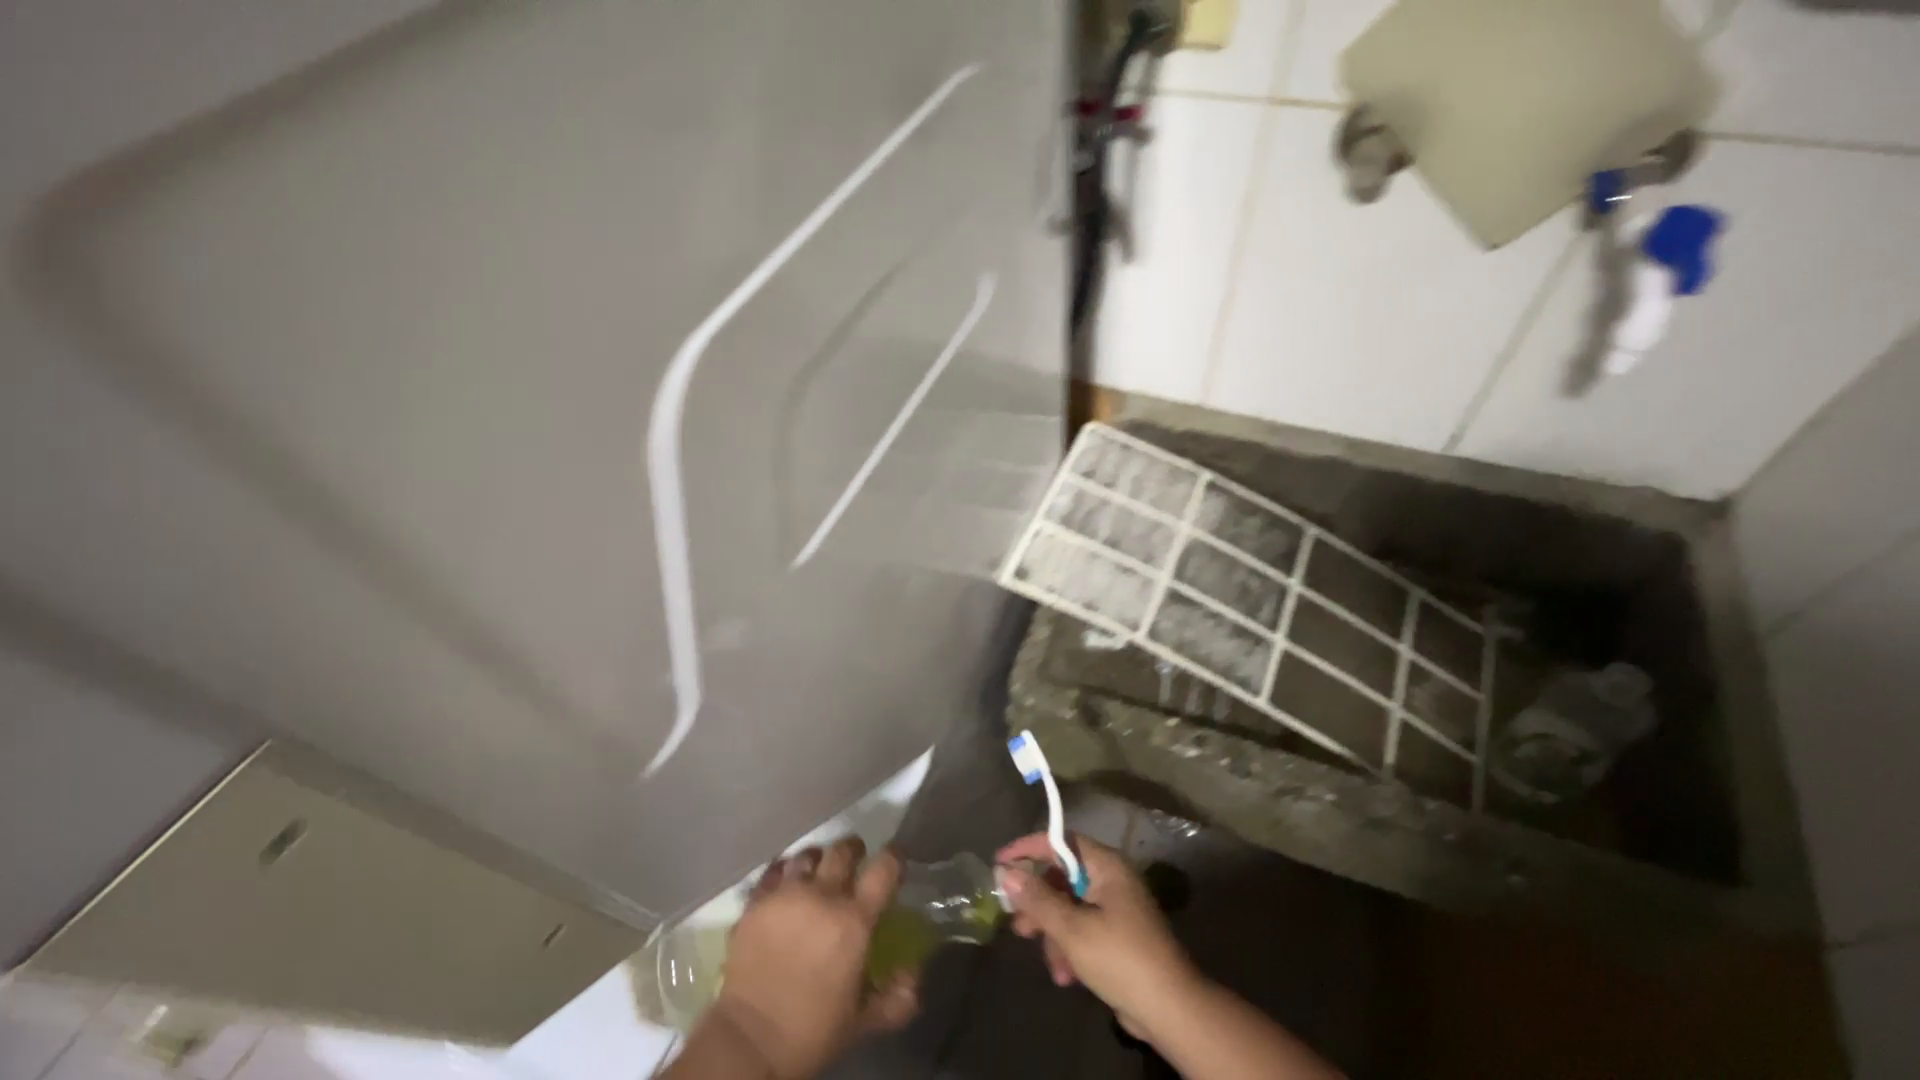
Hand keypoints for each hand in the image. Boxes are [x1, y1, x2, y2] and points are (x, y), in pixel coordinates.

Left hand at [707, 838, 918, 1077]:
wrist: (750, 1040)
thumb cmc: (813, 1030)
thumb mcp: (864, 1020)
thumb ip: (897, 998)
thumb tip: (913, 974)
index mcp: (854, 921)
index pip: (884, 869)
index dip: (894, 858)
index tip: (897, 858)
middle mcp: (821, 896)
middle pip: (842, 851)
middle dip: (854, 851)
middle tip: (856, 859)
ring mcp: (784, 896)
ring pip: (805, 856)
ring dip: (816, 860)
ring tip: (816, 871)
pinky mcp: (754, 904)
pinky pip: (772, 873)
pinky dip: (783, 874)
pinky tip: (784, 886)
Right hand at [995, 832, 1198, 1038]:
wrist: (1169, 1008)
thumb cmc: (1119, 958)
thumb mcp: (1072, 928)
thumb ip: (1038, 899)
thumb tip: (1007, 872)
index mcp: (1106, 867)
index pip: (1061, 842)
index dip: (1028, 849)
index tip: (999, 864)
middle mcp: (1112, 880)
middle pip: (1063, 878)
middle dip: (1039, 904)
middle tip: (1018, 924)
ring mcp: (1117, 909)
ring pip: (1070, 909)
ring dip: (1054, 935)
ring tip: (1050, 964)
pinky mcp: (1117, 937)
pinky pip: (1083, 931)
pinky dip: (1070, 949)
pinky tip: (1066, 976)